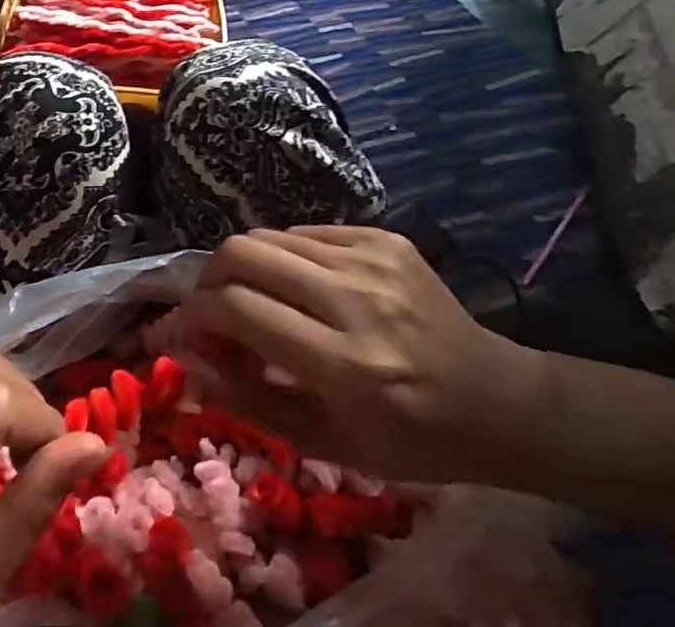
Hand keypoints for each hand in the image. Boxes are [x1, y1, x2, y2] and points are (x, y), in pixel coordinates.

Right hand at [175, 227, 538, 483]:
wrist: (498, 401)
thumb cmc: (409, 438)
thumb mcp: (322, 440)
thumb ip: (245, 396)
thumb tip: (185, 354)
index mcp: (346, 363)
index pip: (237, 308)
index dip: (191, 315)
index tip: (176, 333)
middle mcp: (356, 299)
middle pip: (242, 253)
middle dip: (207, 280)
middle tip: (209, 312)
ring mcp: (373, 258)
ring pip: (267, 236)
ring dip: (241, 269)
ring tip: (250, 302)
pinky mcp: (384, 238)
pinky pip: (303, 234)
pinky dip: (281, 259)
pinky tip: (296, 290)